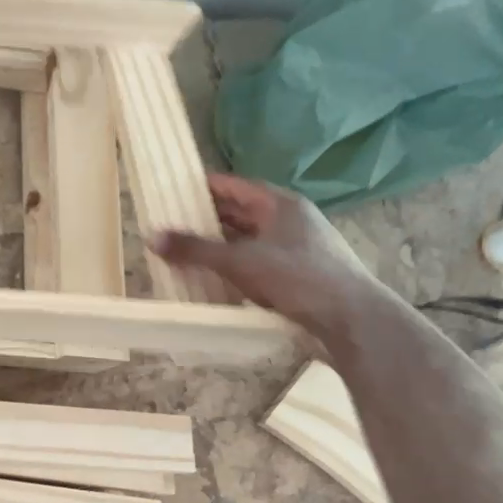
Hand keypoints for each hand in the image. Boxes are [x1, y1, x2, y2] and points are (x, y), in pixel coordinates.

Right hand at [150, 174, 384, 340]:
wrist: (350, 316)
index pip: (236, 186)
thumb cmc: (296, 277)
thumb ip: (194, 249)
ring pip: (249, 237)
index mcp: (281, 205)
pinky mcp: (298, 271)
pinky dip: (234, 263)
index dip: (206, 187)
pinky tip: (215, 275)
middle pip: (242, 212)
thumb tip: (151, 237)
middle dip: (208, 217)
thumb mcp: (238, 261)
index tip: (175, 191)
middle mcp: (290, 220)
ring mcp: (297, 246)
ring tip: (187, 250)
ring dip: (220, 242)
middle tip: (174, 223)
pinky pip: (257, 259)